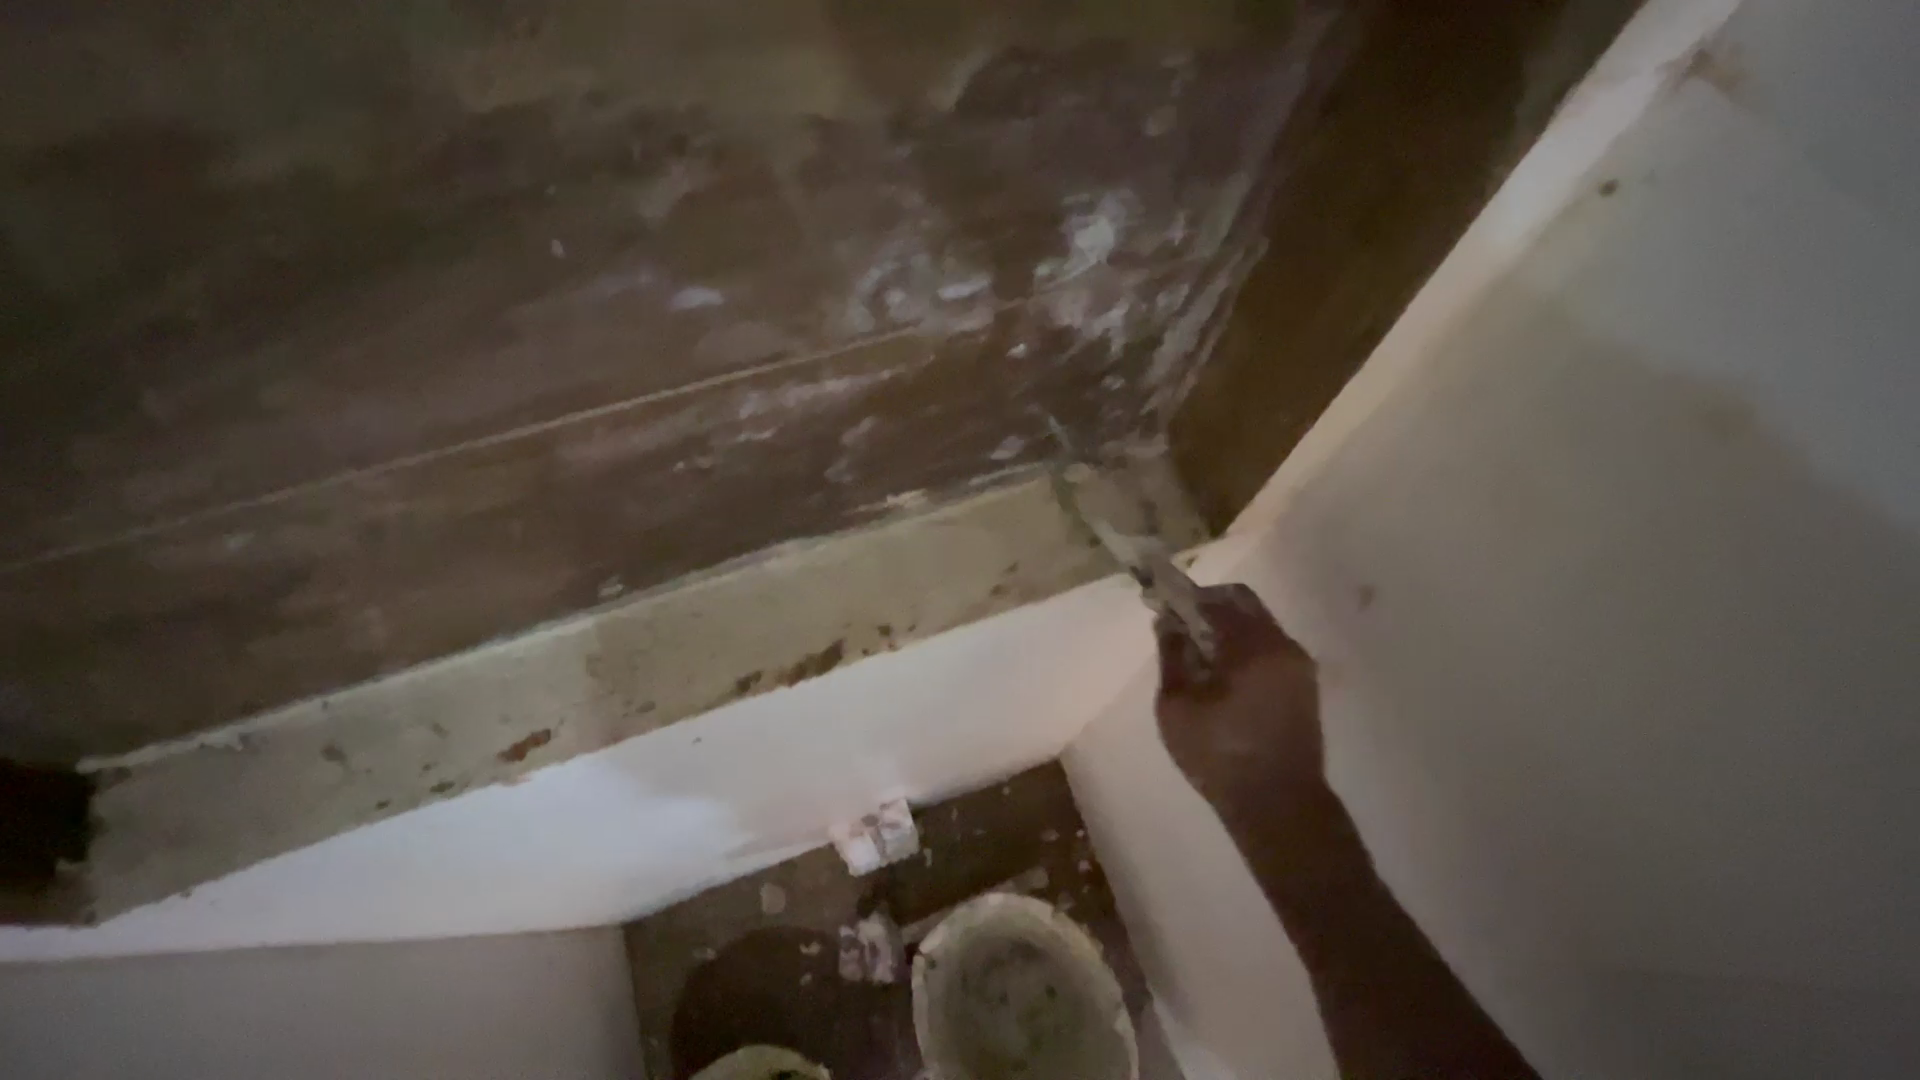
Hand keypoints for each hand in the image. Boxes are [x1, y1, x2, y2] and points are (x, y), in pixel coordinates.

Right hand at [1155, 584, 1325, 815]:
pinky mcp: (1304, 687)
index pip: (1214, 600)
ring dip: (1228, 627)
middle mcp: (1282, 645)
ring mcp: (1298, 666)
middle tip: (1179, 624)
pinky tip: (1222, 674)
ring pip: (1259, 625)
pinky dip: (1244, 648)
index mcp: (1253, 645)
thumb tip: (1169, 622)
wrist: (1279, 805)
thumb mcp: (1178, 705)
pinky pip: (1269, 649)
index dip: (1183, 596)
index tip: (1159, 600)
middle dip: (1208, 605)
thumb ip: (1172, 656)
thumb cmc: (1220, 754)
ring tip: (1197, 654)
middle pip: (1243, 604)